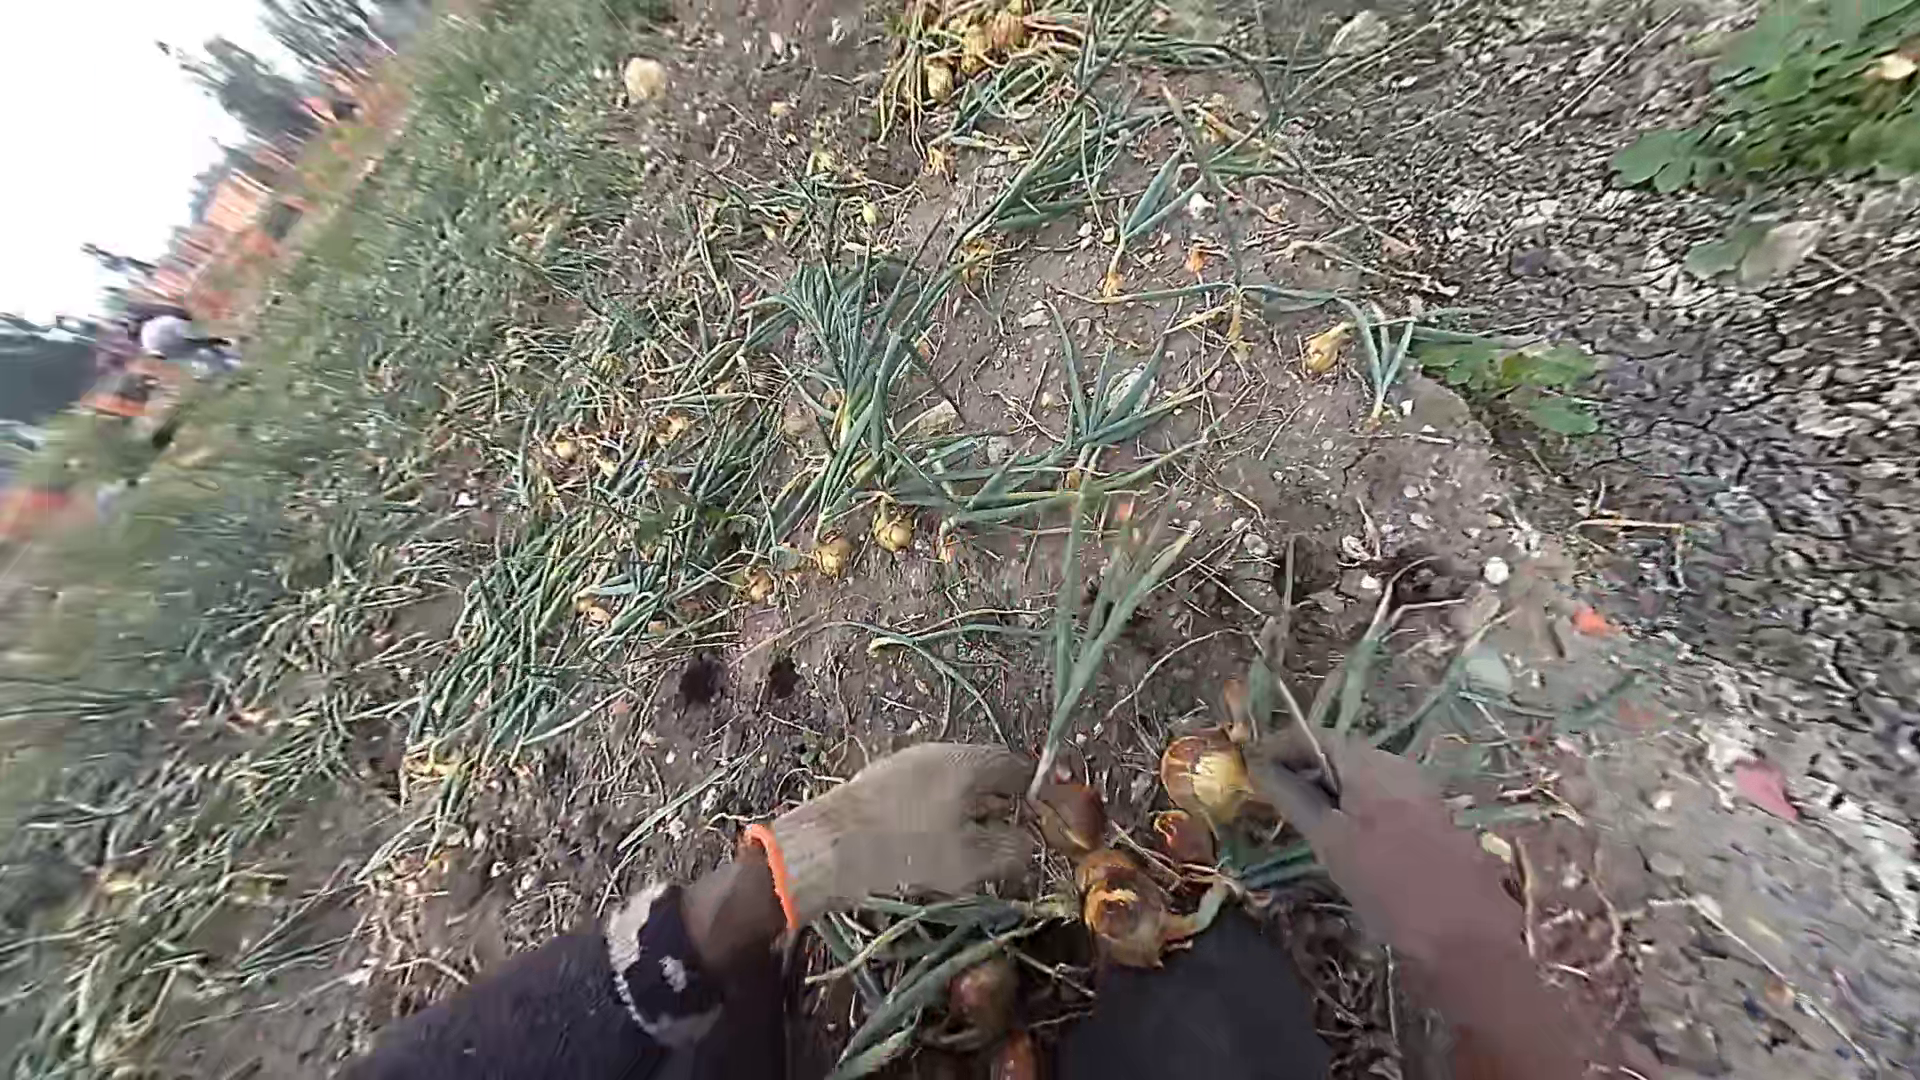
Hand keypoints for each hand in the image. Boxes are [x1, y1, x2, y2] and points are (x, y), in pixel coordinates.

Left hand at [752, 743, 1032, 925]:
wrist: (829, 845)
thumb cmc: (907, 851)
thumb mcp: (968, 861)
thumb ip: (1008, 849)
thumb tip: (1028, 842)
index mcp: (966, 762)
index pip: (1013, 763)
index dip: (1032, 787)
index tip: (1040, 814)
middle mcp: (939, 751)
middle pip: (983, 768)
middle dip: (1001, 799)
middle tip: (1008, 831)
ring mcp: (908, 760)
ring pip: (954, 778)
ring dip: (971, 804)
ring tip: (972, 839)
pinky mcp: (885, 776)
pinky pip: (928, 786)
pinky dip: (943, 806)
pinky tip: (934, 836)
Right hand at [1249, 736, 1599, 1078]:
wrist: (1469, 949)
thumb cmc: (1386, 886)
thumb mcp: (1326, 839)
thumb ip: (1290, 795)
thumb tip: (1256, 765)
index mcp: (1373, 765)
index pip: (1315, 735)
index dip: (1280, 745)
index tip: (1254, 764)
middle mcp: (1402, 768)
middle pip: (1341, 751)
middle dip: (1304, 765)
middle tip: (1275, 790)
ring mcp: (1425, 794)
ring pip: (1363, 774)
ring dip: (1330, 785)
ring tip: (1306, 813)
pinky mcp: (1438, 820)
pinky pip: (1385, 794)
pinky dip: (1356, 801)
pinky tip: (1347, 833)